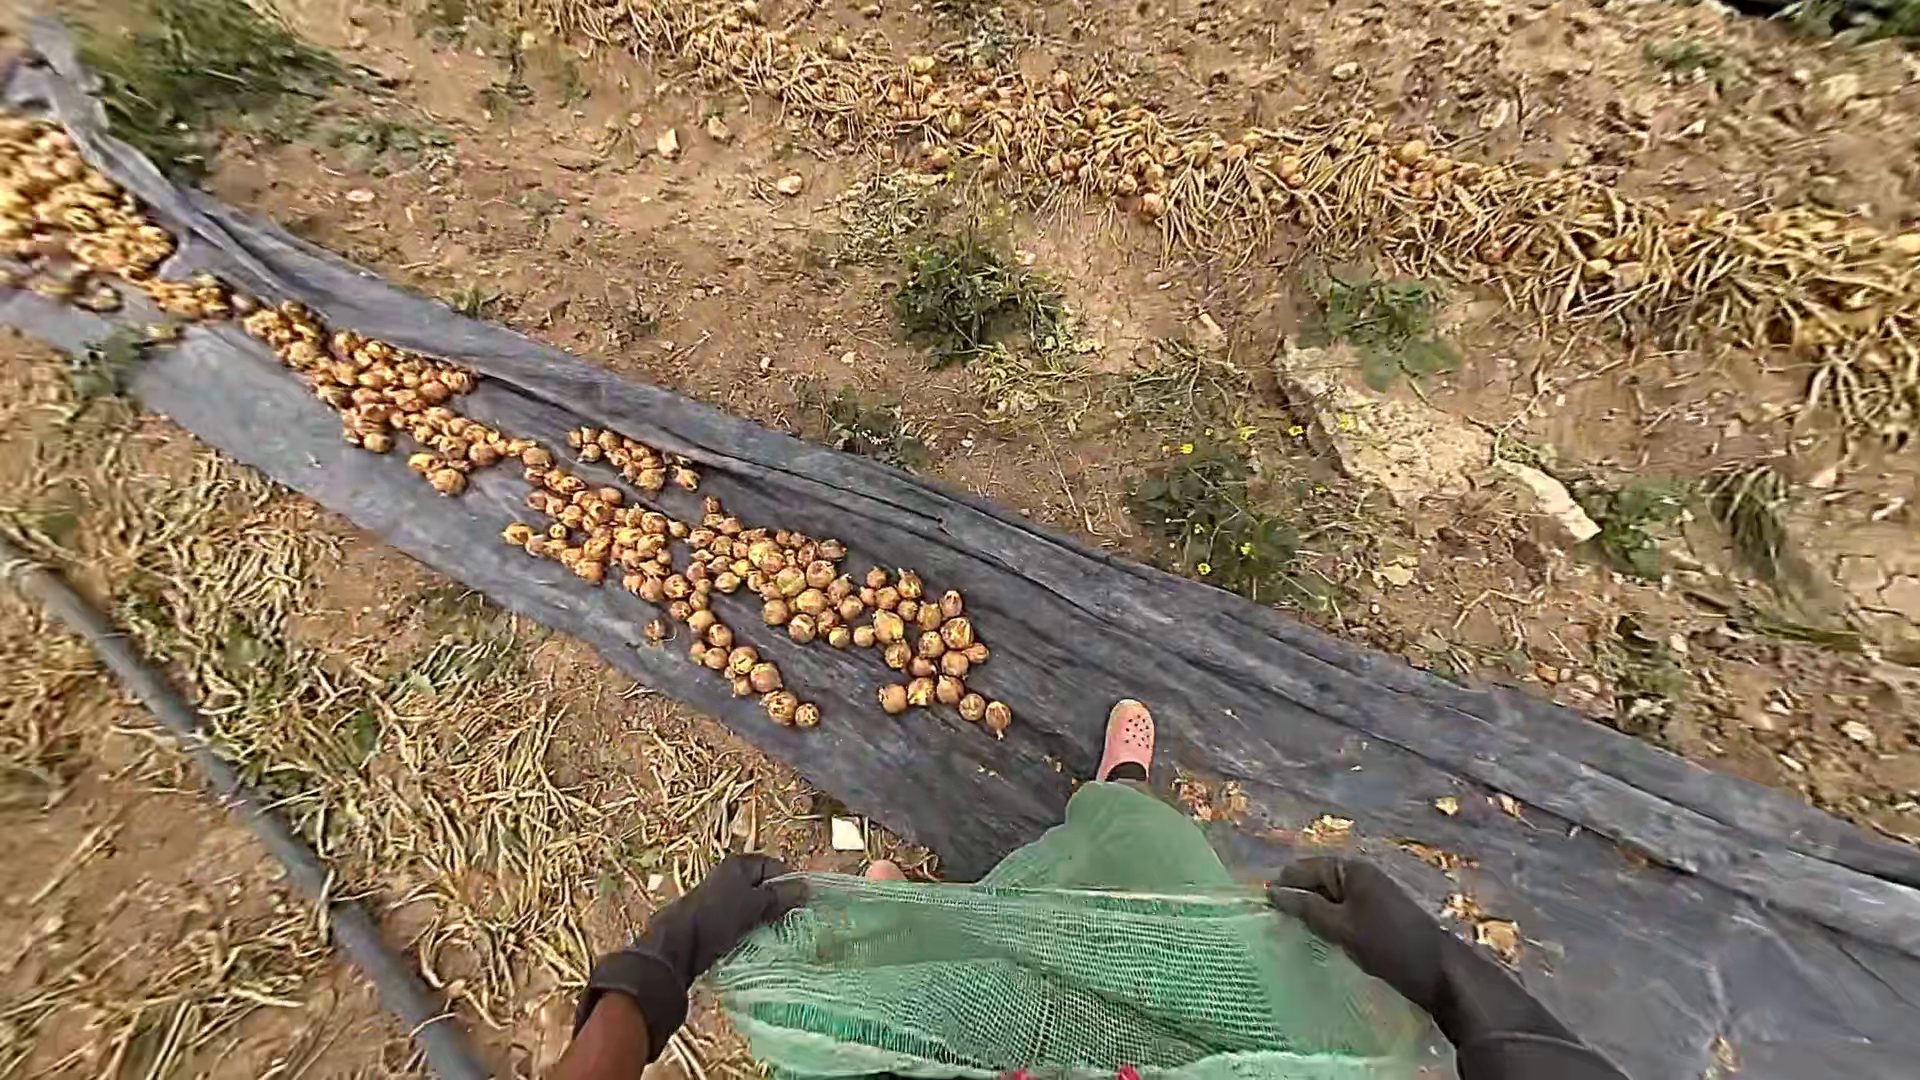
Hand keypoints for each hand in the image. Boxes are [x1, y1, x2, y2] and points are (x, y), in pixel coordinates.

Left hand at [575, 853, 806, 1061]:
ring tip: (776, 931)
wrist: (674, 949)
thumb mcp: (753, 905)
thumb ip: (780, 895)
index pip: (773, 865)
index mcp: (738, 864)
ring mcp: (718, 897)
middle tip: (791, 917)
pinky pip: (738, 918)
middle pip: (762, 884)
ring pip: (750, 903)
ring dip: (763, 916)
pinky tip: (755, 940)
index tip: (801, 900)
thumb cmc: (716, 918)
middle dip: (776, 900)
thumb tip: (807, 888)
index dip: (788, 881)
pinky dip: (749, 927)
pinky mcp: (711, 919)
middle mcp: (728, 876)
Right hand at [1267, 856, 1448, 1013]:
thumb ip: (1305, 908)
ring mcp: (1374, 894)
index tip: (1267, 905)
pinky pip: (1347, 911)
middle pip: (1318, 881)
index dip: (1285, 886)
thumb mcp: (1342, 928)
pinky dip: (1335, 922)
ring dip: (1318, 914)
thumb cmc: (1391, 946)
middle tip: (1283, 922)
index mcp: (1351, 868)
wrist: (1448, 979)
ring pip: (1332, 899)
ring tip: (1305, 933)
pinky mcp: (1383, 914)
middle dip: (1301, 900)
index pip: (1304, 869)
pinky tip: (1331, 940)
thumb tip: (1273, 893)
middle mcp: (1362, 874)